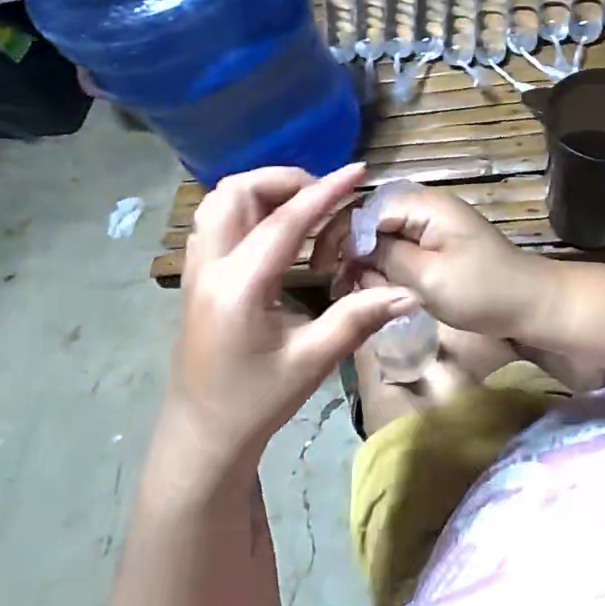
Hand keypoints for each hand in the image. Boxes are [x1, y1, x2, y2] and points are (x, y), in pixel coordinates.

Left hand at [171, 164, 417, 465]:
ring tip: (302, 206)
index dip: (326, 191)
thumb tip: (409, 295)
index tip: (358, 171)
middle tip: (325, 196)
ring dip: (262, 190)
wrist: (203, 434)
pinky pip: (214, 220)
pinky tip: (274, 228)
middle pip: (238, 192)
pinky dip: (245, 208)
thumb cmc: (256, 402)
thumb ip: (358, 320)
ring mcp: (196, 269)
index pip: (286, 220)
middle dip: (285, 181)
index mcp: (240, 286)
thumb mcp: (311, 362)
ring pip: (219, 201)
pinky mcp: (195, 276)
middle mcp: (210, 266)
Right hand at [311, 184, 554, 338]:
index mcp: (424, 206)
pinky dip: (384, 270)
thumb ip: (385, 256)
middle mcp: (424, 209)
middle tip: (336, 284)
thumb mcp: (429, 277)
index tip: (322, 267)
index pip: (365, 207)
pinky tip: (377, 291)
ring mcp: (431, 228)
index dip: (339, 234)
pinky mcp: (436, 248)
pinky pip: (399, 251)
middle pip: (370, 220)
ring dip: (365, 264)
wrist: (534, 307)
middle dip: (350, 250)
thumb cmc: (484, 290)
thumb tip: (351, 246)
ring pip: (382, 238)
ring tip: (354, 292)